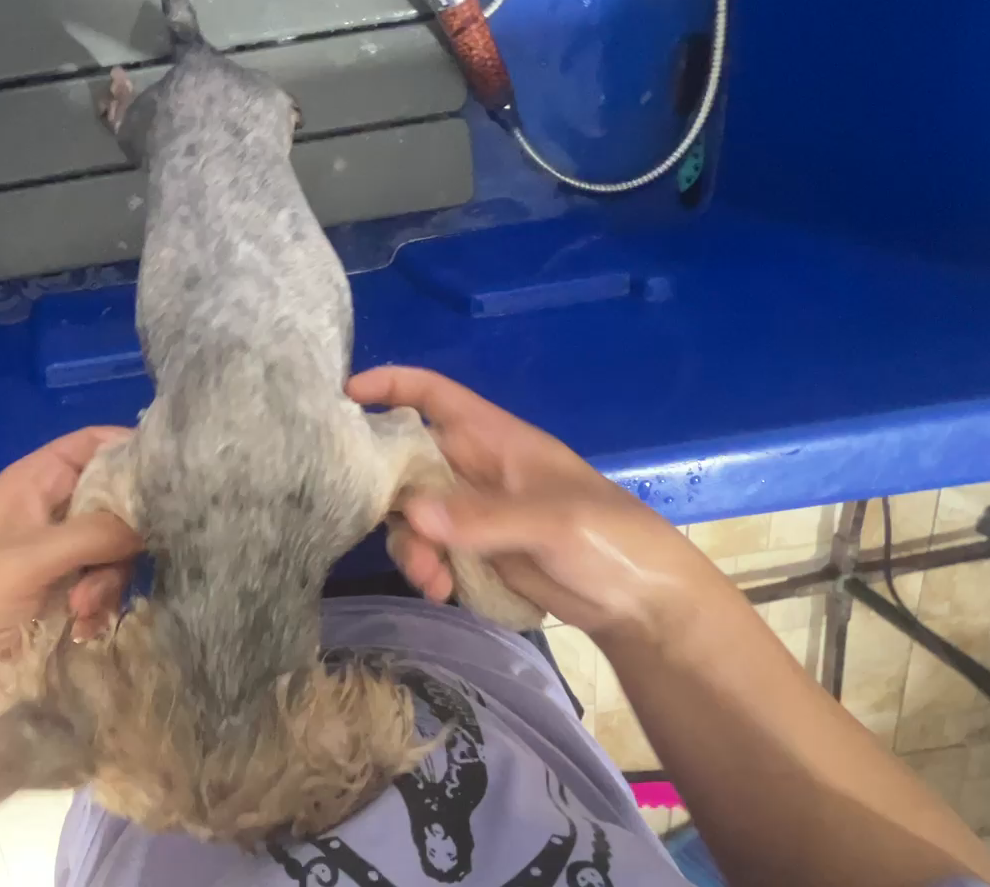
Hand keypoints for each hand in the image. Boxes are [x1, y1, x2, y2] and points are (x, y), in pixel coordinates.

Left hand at [0, 427, 142, 687]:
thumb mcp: (28, 558)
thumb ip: (96, 532)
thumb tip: (152, 525)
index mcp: (34, 482)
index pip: (95, 444)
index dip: (132, 451)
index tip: (171, 479)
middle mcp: (51, 511)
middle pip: (116, 499)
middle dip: (123, 533)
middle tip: (109, 567)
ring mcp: (59, 556)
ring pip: (116, 548)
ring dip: (109, 579)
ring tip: (82, 609)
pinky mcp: (65, 596)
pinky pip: (106, 586)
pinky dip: (102, 605)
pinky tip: (84, 627)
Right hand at [348, 366, 736, 646]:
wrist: (642, 603)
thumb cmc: (610, 537)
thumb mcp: (552, 521)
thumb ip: (483, 517)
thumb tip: (411, 513)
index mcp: (493, 437)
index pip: (433, 394)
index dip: (391, 385)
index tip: (346, 395)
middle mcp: (472, 467)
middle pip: (406, 460)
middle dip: (389, 493)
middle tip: (391, 527)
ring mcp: (470, 511)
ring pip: (411, 512)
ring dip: (409, 543)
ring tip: (429, 578)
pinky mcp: (472, 550)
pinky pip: (428, 548)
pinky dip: (425, 567)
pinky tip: (441, 590)